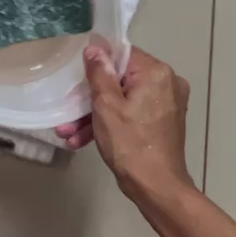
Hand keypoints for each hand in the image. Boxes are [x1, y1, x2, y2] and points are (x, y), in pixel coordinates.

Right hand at [56, 43, 192, 202]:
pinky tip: (83, 139)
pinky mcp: (164, 121)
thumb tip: (95, 48)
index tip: (78, 80)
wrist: (157, 188)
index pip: (122, 55)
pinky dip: (112, 122)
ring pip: (124, 99)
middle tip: (68, 112)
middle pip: (121, 79)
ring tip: (69, 132)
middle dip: (92, 97)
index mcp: (156, 72)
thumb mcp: (106, 105)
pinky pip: (132, 112)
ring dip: (96, 114)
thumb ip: (99, 73)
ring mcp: (167, 103)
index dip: (97, 65)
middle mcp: (168, 82)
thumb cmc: (130, 143)